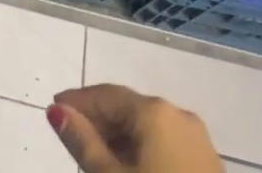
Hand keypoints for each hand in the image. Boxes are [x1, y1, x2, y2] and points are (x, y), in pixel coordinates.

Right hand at [49, 84, 224, 172]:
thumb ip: (82, 142)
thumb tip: (58, 110)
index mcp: (155, 112)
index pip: (106, 95)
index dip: (77, 102)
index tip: (53, 111)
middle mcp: (179, 116)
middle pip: (127, 109)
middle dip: (97, 121)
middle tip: (70, 138)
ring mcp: (198, 141)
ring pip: (147, 128)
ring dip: (119, 138)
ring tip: (94, 159)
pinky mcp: (208, 164)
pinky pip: (164, 145)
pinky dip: (141, 151)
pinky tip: (127, 170)